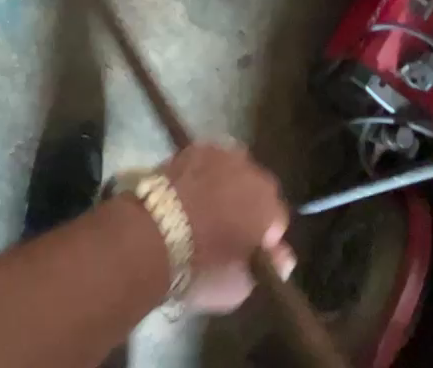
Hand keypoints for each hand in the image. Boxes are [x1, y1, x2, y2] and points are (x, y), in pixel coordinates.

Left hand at [158, 142, 294, 314]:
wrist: (150, 235)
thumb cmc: (201, 265)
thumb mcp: (240, 284)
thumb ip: (269, 267)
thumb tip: (282, 257)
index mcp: (268, 203)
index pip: (278, 220)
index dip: (266, 238)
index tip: (251, 253)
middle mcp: (250, 170)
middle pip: (256, 188)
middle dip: (248, 206)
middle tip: (228, 230)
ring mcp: (219, 153)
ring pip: (233, 170)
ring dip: (227, 185)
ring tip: (206, 208)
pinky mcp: (190, 148)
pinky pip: (207, 161)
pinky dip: (203, 173)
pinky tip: (189, 191)